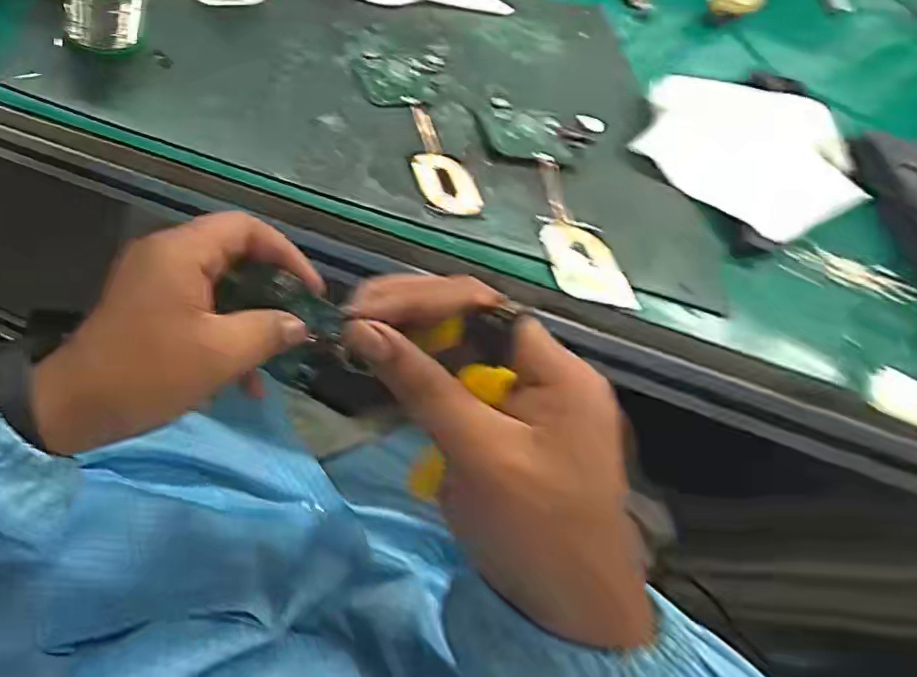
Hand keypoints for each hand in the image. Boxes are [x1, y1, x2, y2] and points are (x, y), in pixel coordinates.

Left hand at [31, 212, 321, 454]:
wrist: (76, 401)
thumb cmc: (149, 372)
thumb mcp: (219, 354)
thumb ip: (267, 330)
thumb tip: (299, 322)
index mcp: (179, 251)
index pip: (243, 227)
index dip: (285, 253)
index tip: (311, 292)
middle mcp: (163, 253)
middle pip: (230, 253)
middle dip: (269, 290)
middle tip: (298, 324)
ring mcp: (150, 277)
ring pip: (214, 285)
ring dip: (246, 318)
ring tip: (273, 363)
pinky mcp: (143, 303)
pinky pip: (192, 304)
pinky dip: (219, 330)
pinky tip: (241, 380)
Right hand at [344, 278, 654, 650]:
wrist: (569, 618)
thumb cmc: (539, 532)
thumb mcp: (480, 453)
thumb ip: (420, 384)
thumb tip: (358, 327)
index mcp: (554, 370)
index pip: (481, 304)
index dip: (419, 297)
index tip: (362, 310)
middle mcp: (532, 369)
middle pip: (461, 313)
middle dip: (403, 308)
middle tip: (348, 317)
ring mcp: (507, 392)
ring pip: (446, 338)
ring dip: (398, 330)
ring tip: (351, 331)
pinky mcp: (483, 415)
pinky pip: (438, 370)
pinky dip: (403, 360)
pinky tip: (372, 358)